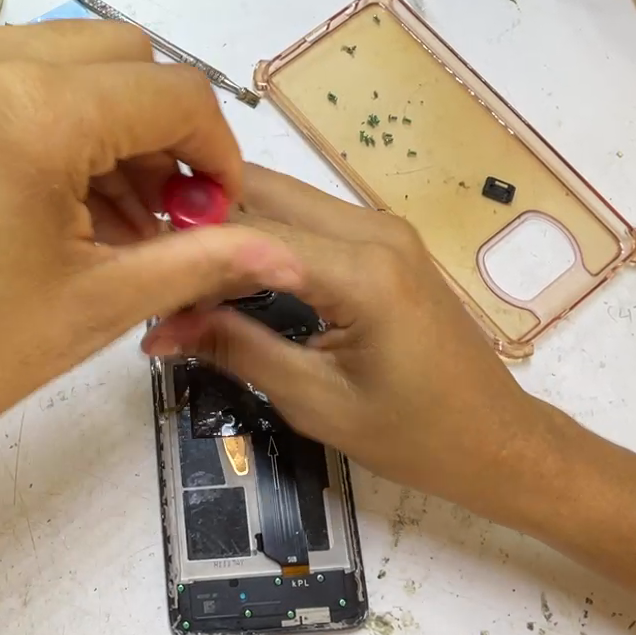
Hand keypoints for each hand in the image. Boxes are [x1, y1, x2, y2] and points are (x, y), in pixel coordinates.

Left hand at [0, 22, 302, 579]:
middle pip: (119, 57)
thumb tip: (282, 253)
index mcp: (29, 107)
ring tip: (108, 215)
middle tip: (163, 214)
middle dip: (160, 130)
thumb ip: (199, 261)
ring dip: (104, 124)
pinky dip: (45, 119)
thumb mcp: (91, 308)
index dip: (215, 150)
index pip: (171, 93)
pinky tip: (47, 193)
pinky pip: (0, 74)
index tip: (218, 207)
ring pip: (60, 60)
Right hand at [141, 166, 577, 527]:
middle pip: (262, 194)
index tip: (137, 278)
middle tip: (148, 265)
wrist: (498, 441)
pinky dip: (258, 240)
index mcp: (363, 270)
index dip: (186, 254)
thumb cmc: (414, 436)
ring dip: (225, 229)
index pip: (250, 235)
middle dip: (199, 223)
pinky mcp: (380, 241)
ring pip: (280, 200)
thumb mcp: (315, 402)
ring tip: (177, 274)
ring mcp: (380, 228)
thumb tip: (160, 328)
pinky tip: (224, 273)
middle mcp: (373, 228)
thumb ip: (237, 349)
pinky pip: (304, 222)